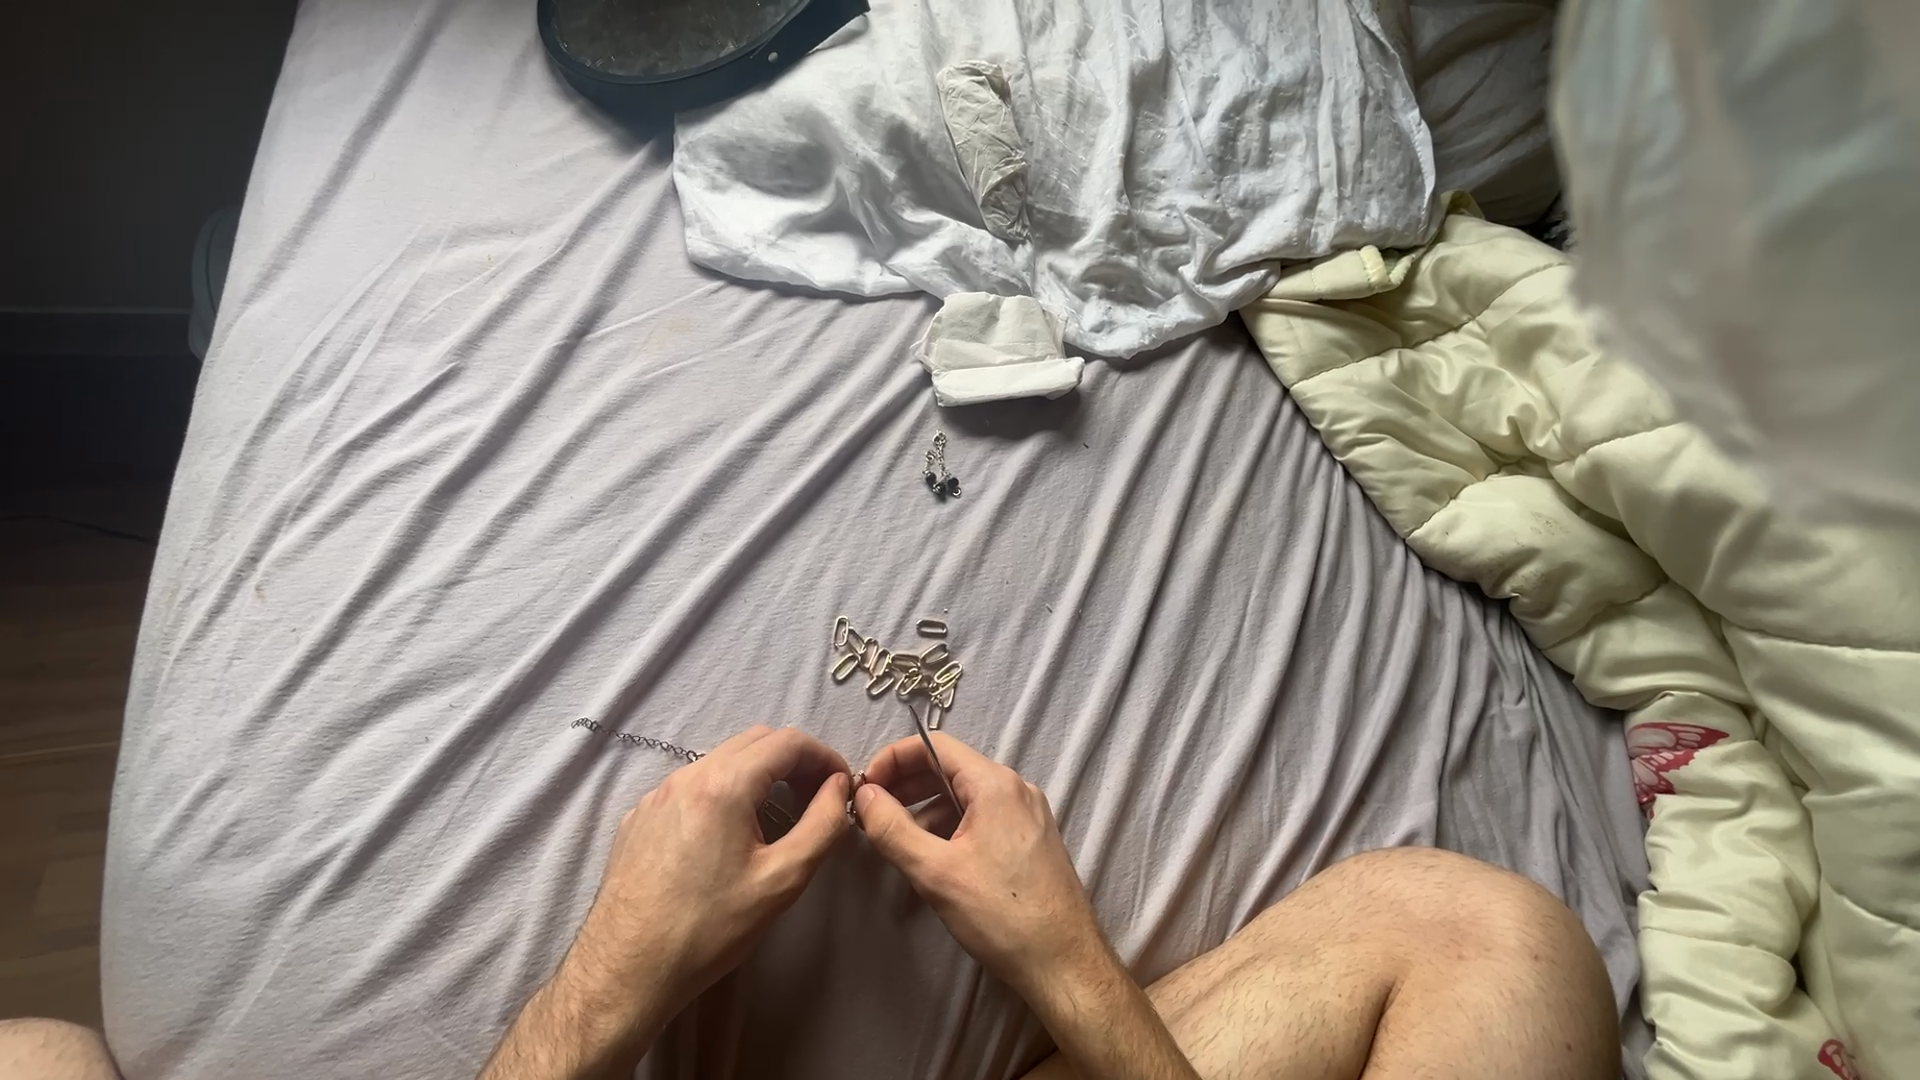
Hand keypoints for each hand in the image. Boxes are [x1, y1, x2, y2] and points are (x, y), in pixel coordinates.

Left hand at [483, 726, 849, 1078]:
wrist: (623, 976)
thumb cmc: (709, 930)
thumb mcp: (782, 880)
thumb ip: (823, 824)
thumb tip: (839, 787)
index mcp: (724, 784)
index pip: (789, 741)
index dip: (825, 756)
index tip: (841, 786)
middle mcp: (688, 775)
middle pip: (756, 741)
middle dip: (795, 760)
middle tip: (815, 798)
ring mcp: (658, 794)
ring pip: (723, 759)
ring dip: (760, 773)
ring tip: (777, 816)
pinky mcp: (639, 817)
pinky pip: (693, 784)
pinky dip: (725, 790)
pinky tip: (728, 835)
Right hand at [851, 734, 1107, 1000]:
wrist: (1066, 965)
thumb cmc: (1000, 915)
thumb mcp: (936, 873)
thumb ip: (893, 829)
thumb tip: (864, 795)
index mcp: (995, 784)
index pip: (936, 746)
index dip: (895, 758)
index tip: (866, 784)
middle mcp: (1016, 788)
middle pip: (951, 767)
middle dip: (907, 784)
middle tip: (871, 811)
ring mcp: (1028, 813)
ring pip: (966, 795)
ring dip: (927, 808)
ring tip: (894, 836)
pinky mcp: (1031, 838)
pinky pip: (983, 816)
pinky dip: (952, 824)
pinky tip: (931, 853)